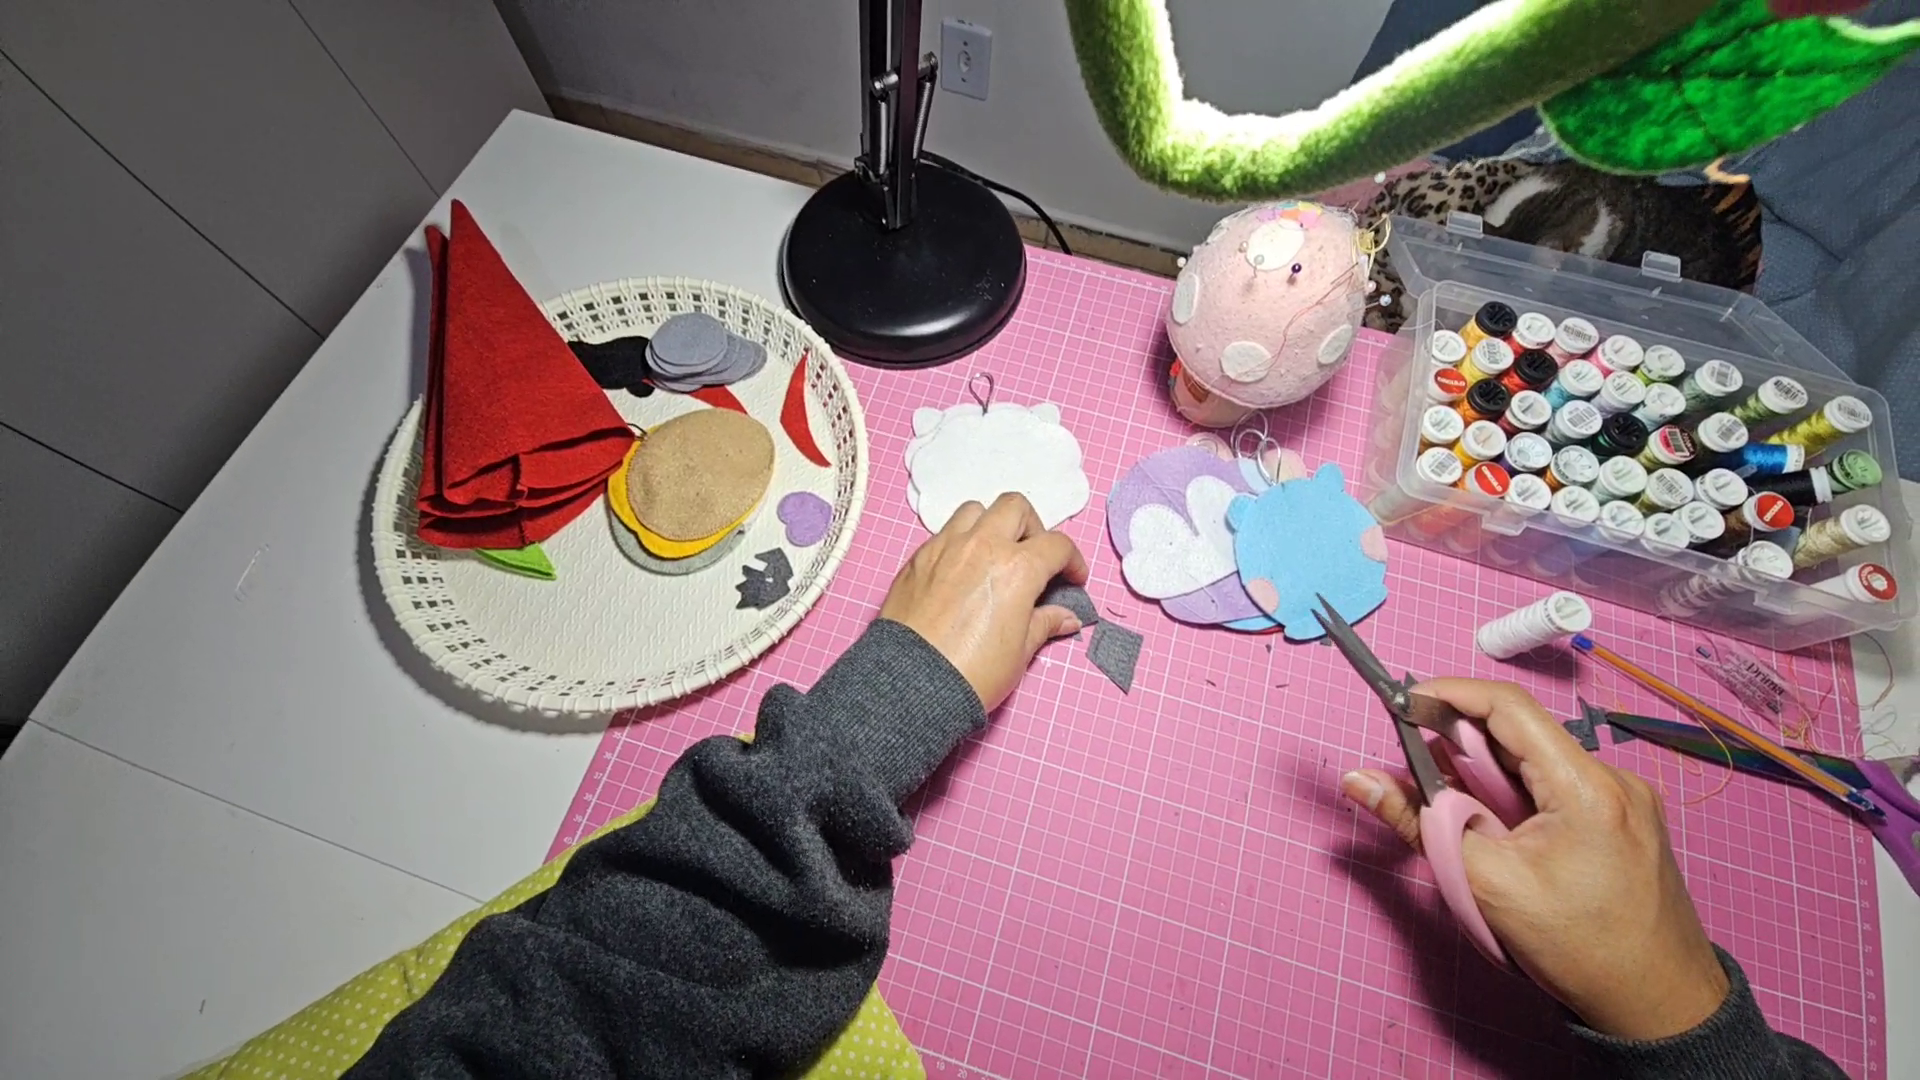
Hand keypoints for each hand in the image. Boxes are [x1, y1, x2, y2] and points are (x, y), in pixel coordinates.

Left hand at [879, 493, 1089, 711]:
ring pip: (975, 511)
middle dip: (1033, 527)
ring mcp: (946, 548)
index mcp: (1016, 567)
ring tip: (995, 555)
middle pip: (1016, 508)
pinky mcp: (918, 559)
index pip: (1057, 546)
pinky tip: (963, 571)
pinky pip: (944, 533)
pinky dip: (960, 542)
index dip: (1072, 561)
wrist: (913, 684)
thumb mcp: (1020, 651)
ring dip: (992, 525)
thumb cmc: (970, 672)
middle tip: (1035, 557)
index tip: (1072, 577)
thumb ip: (1044, 623)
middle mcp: (981, 547)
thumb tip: (1064, 617)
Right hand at [1339, 678, 1730, 1040]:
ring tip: (1456, 814)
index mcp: (1586, 787)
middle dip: (1456, 745)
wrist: (1664, 1012)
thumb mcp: (1484, 880)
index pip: (1508, 707)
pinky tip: (1491, 827)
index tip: (1403, 703)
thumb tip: (1357, 780)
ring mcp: (1621, 798)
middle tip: (1416, 772)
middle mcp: (1611, 778)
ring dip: (1479, 774)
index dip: (1449, 693)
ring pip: (1527, 759)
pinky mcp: (1619, 817)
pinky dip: (1505, 793)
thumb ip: (1415, 819)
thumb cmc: (1578, 947)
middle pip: (1513, 733)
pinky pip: (1546, 782)